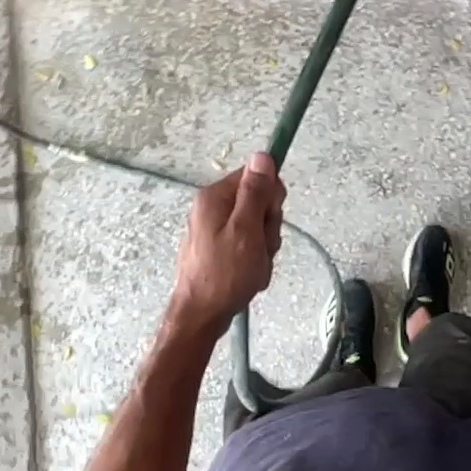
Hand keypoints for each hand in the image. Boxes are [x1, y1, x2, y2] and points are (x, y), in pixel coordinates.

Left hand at [166, 152, 284, 343]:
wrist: (200, 315)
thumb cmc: (225, 273)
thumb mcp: (246, 229)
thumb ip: (255, 192)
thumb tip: (262, 155)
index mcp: (215, 196)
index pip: (257, 177)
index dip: (270, 200)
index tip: (266, 223)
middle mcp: (211, 206)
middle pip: (258, 201)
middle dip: (268, 227)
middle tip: (259, 249)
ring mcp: (213, 228)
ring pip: (256, 225)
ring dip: (263, 246)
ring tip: (253, 265)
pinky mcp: (217, 247)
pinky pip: (247, 242)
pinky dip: (254, 258)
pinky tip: (249, 273)